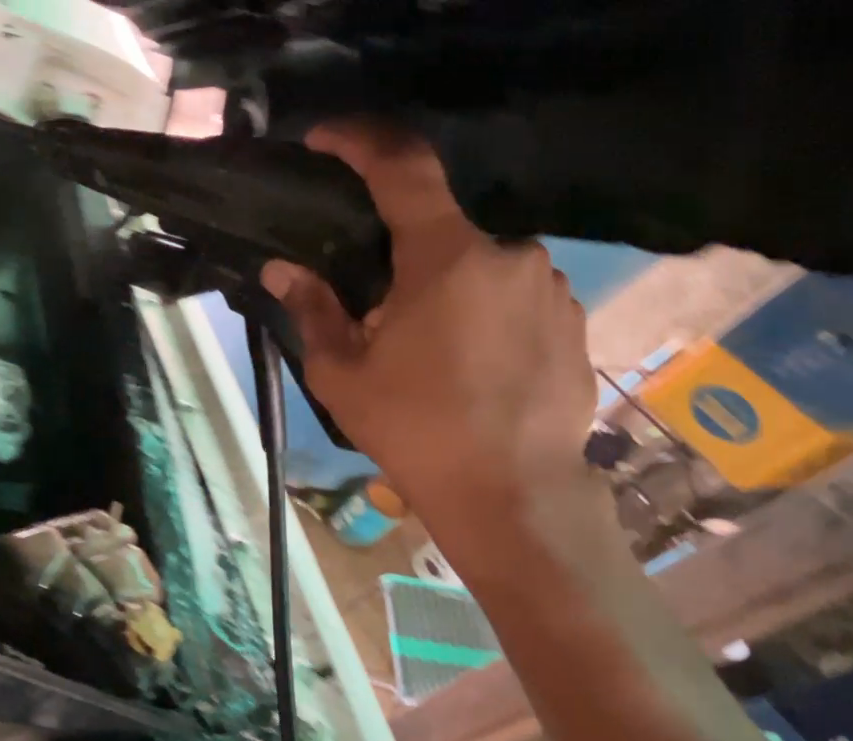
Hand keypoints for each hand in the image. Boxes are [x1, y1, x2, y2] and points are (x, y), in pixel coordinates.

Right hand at [260, 125, 595, 526]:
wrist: (510, 487)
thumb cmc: (412, 428)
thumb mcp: (342, 374)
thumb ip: (314, 310)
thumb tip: (283, 268)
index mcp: (444, 258)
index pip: (403, 170)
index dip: (360, 144)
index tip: (324, 140)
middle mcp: (507, 252)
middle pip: (437, 233)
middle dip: (398, 264)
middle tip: (371, 321)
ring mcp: (548, 282)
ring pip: (475, 268)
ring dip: (440, 293)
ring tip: (420, 357)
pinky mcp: (570, 314)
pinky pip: (510, 294)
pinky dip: (477, 314)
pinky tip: (462, 368)